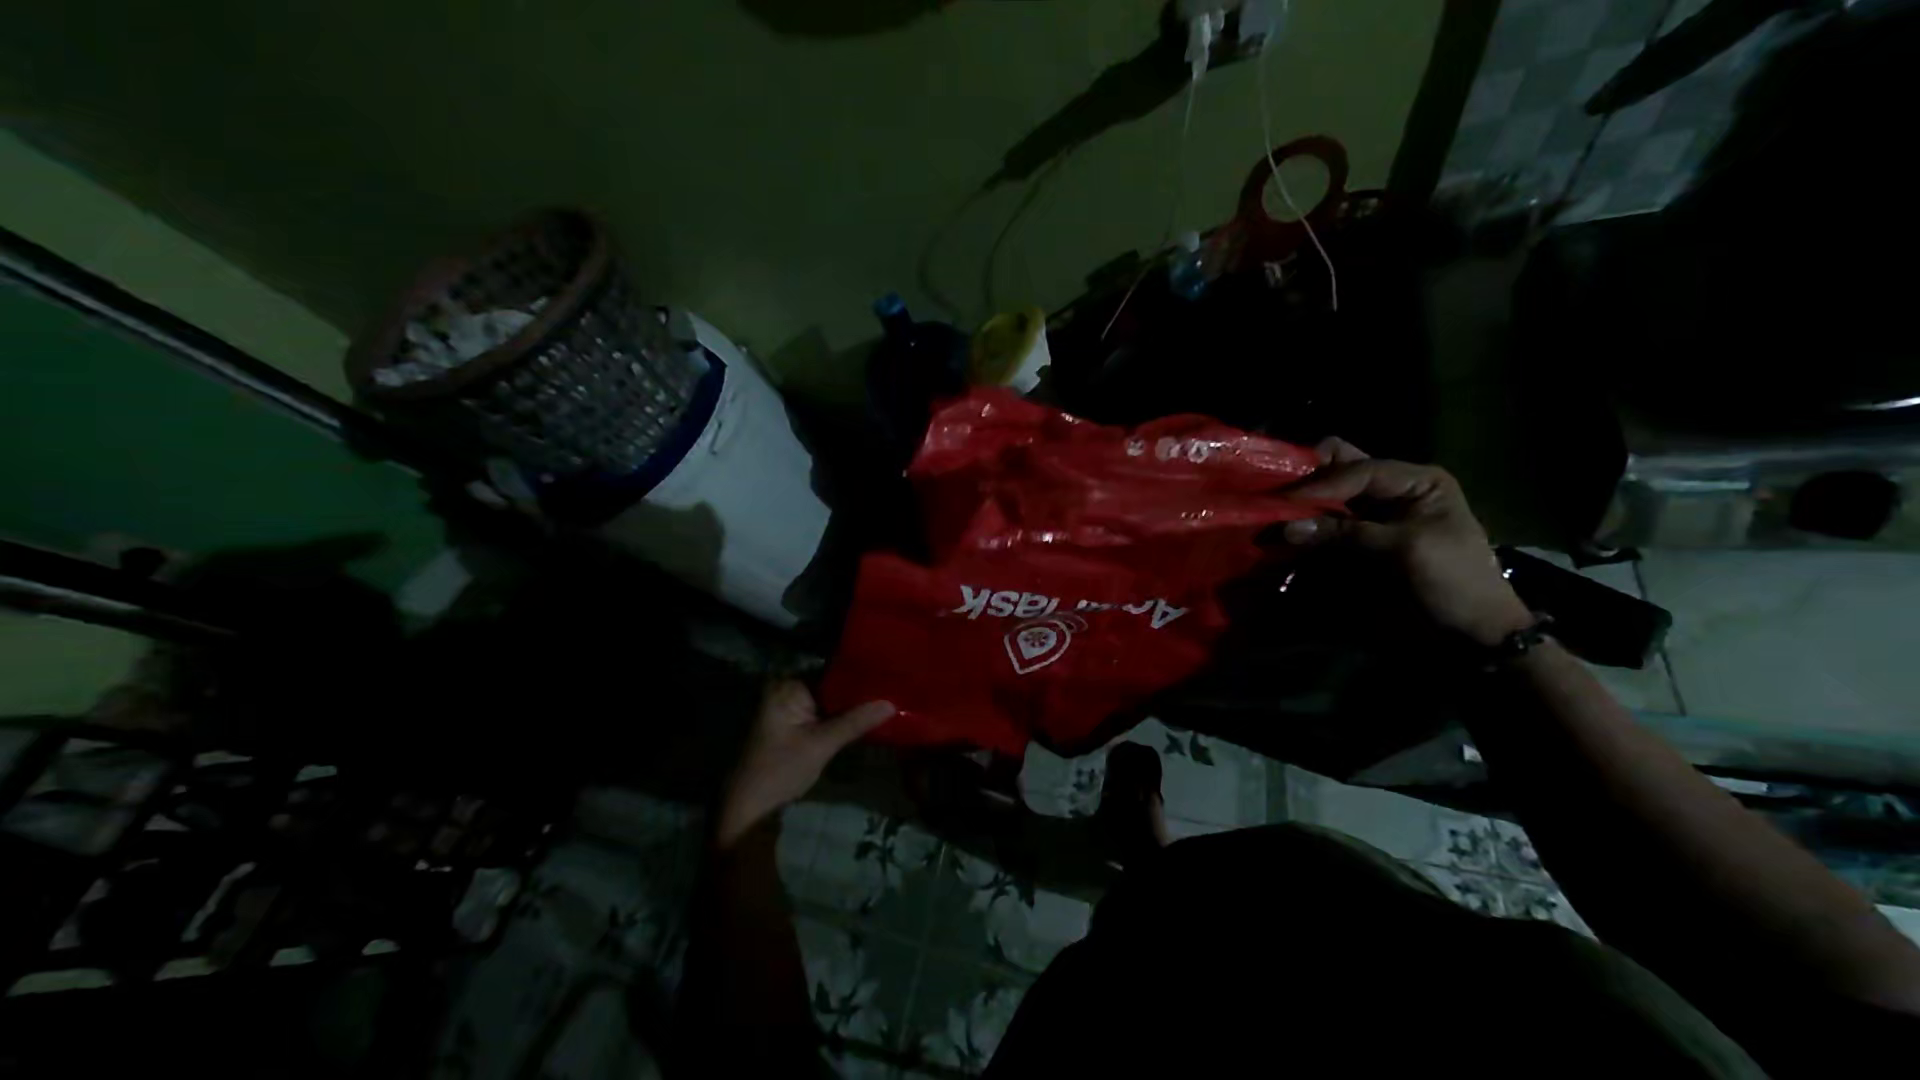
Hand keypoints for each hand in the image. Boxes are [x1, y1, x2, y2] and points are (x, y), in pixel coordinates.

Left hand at [715, 681, 894, 849]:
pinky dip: (840, 718)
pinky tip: (865, 720)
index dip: (862, 677)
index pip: (833, 672)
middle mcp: (786, 689)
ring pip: (830, 701)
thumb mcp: (821, 745)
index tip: (891, 679)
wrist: (748, 807)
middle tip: (895, 692)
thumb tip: (891, 703)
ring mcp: (788, 706)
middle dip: (859, 693)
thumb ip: (855, 722)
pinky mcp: (792, 723)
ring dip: (852, 707)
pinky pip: (823, 713)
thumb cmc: (779, 772)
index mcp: (787, 686)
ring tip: (887, 703)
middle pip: (832, 686)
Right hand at [1280, 438, 1533, 646]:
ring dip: (1301, 502)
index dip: (1321, 483)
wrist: (1472, 631)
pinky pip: (1326, 523)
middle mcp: (1392, 489)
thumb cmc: (1454, 580)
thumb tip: (1285, 528)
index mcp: (1417, 480)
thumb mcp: (1405, 549)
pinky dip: (1305, 525)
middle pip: (1340, 467)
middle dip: (1306, 479)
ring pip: (1328, 493)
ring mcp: (1374, 514)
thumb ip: (1347, 533)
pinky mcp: (1358, 540)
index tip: (1284, 501)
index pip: (1359, 469)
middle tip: (1271, 493)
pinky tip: (1281, 530)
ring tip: (1267, 511)